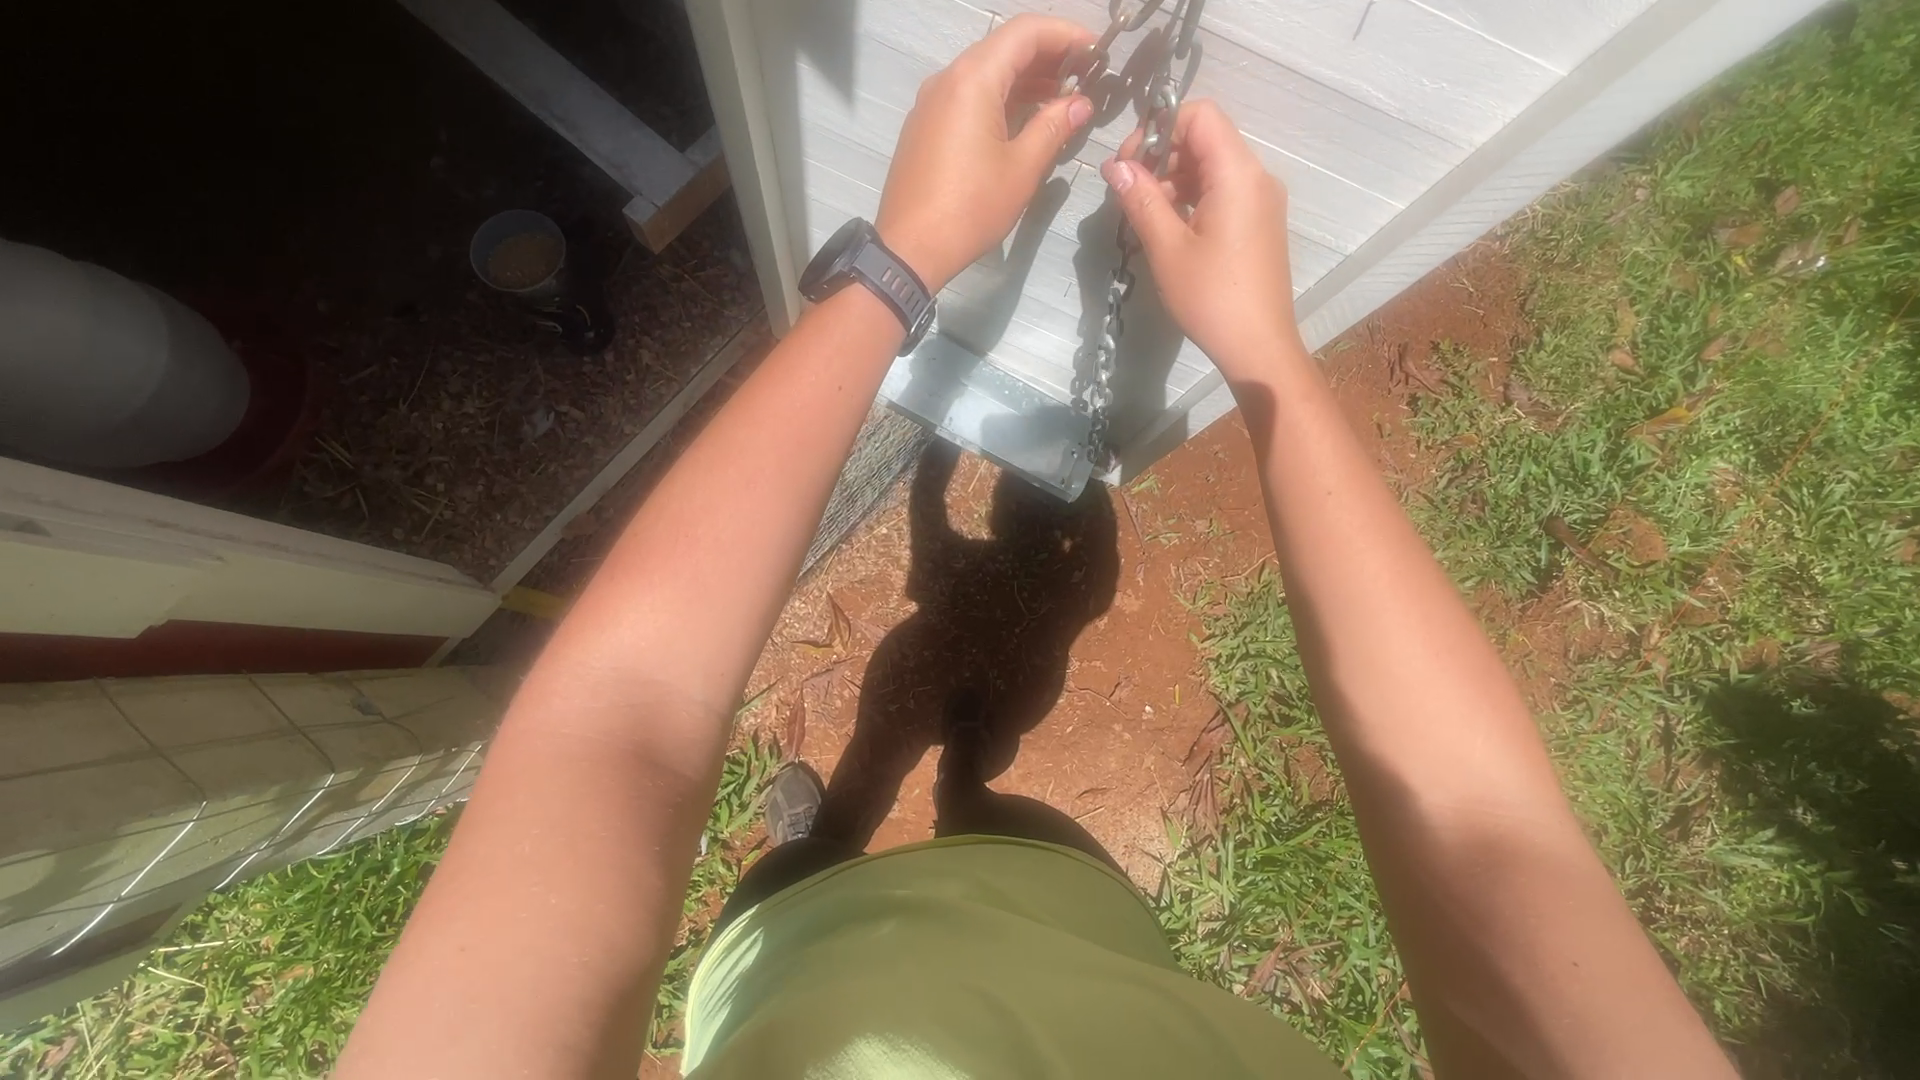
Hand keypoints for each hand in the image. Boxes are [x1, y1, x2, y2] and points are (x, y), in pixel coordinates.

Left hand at [876, 15, 1095, 291]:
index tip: (1095, 51)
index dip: (1065, 35)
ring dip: (1023, 80)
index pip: (1025, 32)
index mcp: (973, 79)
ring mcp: (931, 103)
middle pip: (1003, 49)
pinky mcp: (924, 128)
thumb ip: (1053, 127)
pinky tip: (1022, 120)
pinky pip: (966, 98)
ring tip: (1060, 99)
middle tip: (1083, 76)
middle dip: (1047, 57)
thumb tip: (1080, 104)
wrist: (910, 249)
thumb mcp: (1021, 169)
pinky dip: (998, 99)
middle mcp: (947, 80)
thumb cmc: (970, 209)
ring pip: (984, 74)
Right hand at [1102, 100, 1299, 376]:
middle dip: (1162, 156)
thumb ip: (1141, 200)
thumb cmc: (1211, 298)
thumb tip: (1115, 166)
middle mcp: (1256, 177)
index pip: (1200, 115)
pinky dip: (1191, 199)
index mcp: (1238, 174)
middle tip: (1127, 192)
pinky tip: (1167, 229)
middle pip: (1206, 140)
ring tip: (1143, 215)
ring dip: (1173, 180)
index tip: (1128, 162)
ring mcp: (1261, 201)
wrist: (1257, 345)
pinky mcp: (1258, 224)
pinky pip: (1222, 193)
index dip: (1159, 127)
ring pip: (1212, 168)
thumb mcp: (1167, 249)